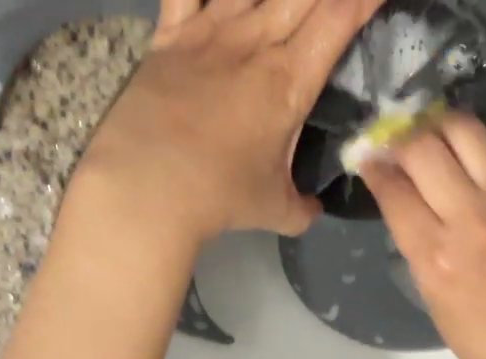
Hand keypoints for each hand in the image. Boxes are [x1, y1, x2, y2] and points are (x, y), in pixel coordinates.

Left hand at [74, 0, 386, 245]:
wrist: (147, 185)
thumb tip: (314, 209)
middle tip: (338, 0)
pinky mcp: (169, 34)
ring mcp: (209, 31)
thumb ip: (302, 206)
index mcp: (289, 81)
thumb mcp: (275, 210)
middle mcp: (254, 42)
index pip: (338, 19)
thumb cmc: (220, 196)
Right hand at [360, 112, 485, 358]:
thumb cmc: (475, 334)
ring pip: (462, 129)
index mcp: (438, 255)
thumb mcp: (428, 290)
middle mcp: (472, 217)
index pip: (395, 188)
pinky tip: (459, 152)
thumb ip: (410, 234)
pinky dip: (469, 140)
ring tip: (425, 138)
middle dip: (400, 138)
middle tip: (392, 143)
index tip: (364, 155)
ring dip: (436, 127)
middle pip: (424, 146)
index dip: (373, 165)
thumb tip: (392, 186)